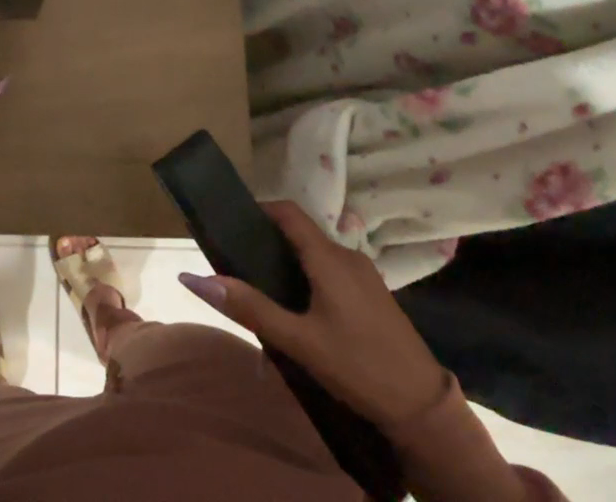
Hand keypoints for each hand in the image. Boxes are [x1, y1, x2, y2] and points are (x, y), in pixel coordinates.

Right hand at [179, 201, 446, 426]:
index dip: (258, 209)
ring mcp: (363, 276)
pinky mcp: (371, 295)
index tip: (229, 222)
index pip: (288, 212)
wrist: (421, 406)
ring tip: (257, 286)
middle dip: (266, 240)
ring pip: (315, 253)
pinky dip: (305, 276)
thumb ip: (249, 307)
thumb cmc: (357, 366)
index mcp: (329, 258)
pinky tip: (293, 308)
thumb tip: (194, 277)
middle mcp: (347, 256)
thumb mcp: (298, 340)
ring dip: (285, 261)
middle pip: (300, 232)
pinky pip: (330, 271)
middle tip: (234, 261)